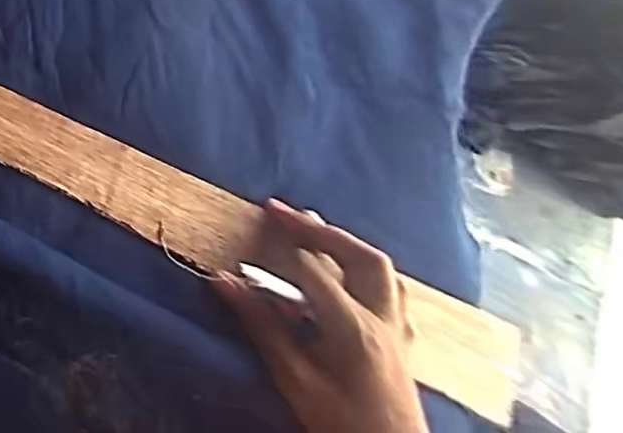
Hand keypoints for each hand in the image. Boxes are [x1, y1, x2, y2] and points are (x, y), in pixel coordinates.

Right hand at [214, 200, 426, 432]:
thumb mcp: (294, 377)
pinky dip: (363, 271)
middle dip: (319, 229)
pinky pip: (390, 293)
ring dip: (346, 245)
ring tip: (312, 230)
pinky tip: (344, 275)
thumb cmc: (340, 422)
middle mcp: (383, 322)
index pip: (312, 268)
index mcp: (353, 326)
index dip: (277, 251)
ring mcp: (397, 334)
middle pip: (363, 259)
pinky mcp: (401, 345)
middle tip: (279, 211)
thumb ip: (260, 324)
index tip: (245, 245)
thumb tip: (220, 279)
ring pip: (384, 273)